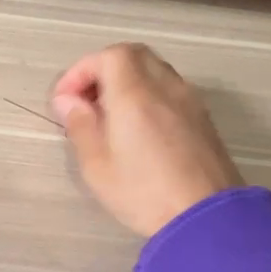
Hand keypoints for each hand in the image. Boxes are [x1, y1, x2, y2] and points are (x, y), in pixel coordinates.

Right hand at [49, 43, 242, 237]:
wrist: (205, 215)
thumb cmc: (141, 191)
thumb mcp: (95, 164)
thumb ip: (80, 124)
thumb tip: (69, 101)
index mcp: (136, 95)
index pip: (110, 56)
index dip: (81, 71)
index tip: (65, 101)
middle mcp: (166, 88)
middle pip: (134, 56)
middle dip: (102, 71)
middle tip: (83, 103)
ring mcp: (189, 101)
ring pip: (153, 71)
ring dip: (124, 83)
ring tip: (105, 118)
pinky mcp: (200, 118)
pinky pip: (167, 89)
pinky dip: (144, 95)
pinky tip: (132, 129)